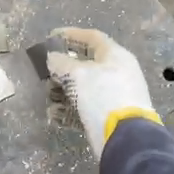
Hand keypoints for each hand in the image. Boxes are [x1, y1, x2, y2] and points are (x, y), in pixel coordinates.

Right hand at [46, 27, 157, 159]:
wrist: (126, 138)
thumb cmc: (103, 95)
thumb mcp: (77, 74)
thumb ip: (60, 62)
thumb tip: (53, 57)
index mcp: (115, 56)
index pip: (92, 37)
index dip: (70, 35)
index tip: (50, 38)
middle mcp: (117, 73)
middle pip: (86, 65)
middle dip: (63, 70)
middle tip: (46, 74)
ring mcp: (114, 96)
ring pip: (84, 88)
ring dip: (63, 92)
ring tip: (50, 98)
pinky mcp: (110, 117)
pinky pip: (86, 108)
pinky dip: (69, 109)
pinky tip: (55, 115)